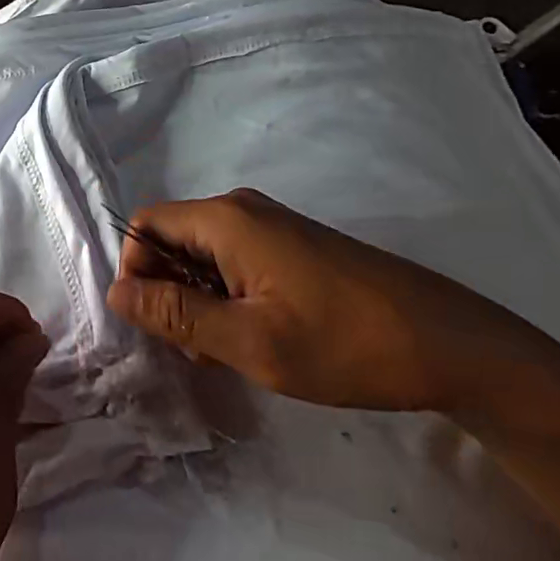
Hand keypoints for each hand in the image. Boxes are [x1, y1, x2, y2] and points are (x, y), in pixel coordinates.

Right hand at [106, 189, 549, 412]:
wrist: (441, 340)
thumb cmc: (340, 341)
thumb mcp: (249, 340)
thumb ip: (176, 314)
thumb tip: (117, 292)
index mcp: (225, 219)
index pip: (146, 225)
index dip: (136, 272)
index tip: (158, 327)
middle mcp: (242, 209)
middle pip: (173, 238)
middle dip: (168, 292)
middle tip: (198, 350)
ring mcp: (271, 225)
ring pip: (203, 255)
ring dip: (198, 300)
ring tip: (230, 351)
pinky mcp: (291, 246)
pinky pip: (234, 261)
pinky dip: (227, 297)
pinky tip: (255, 336)